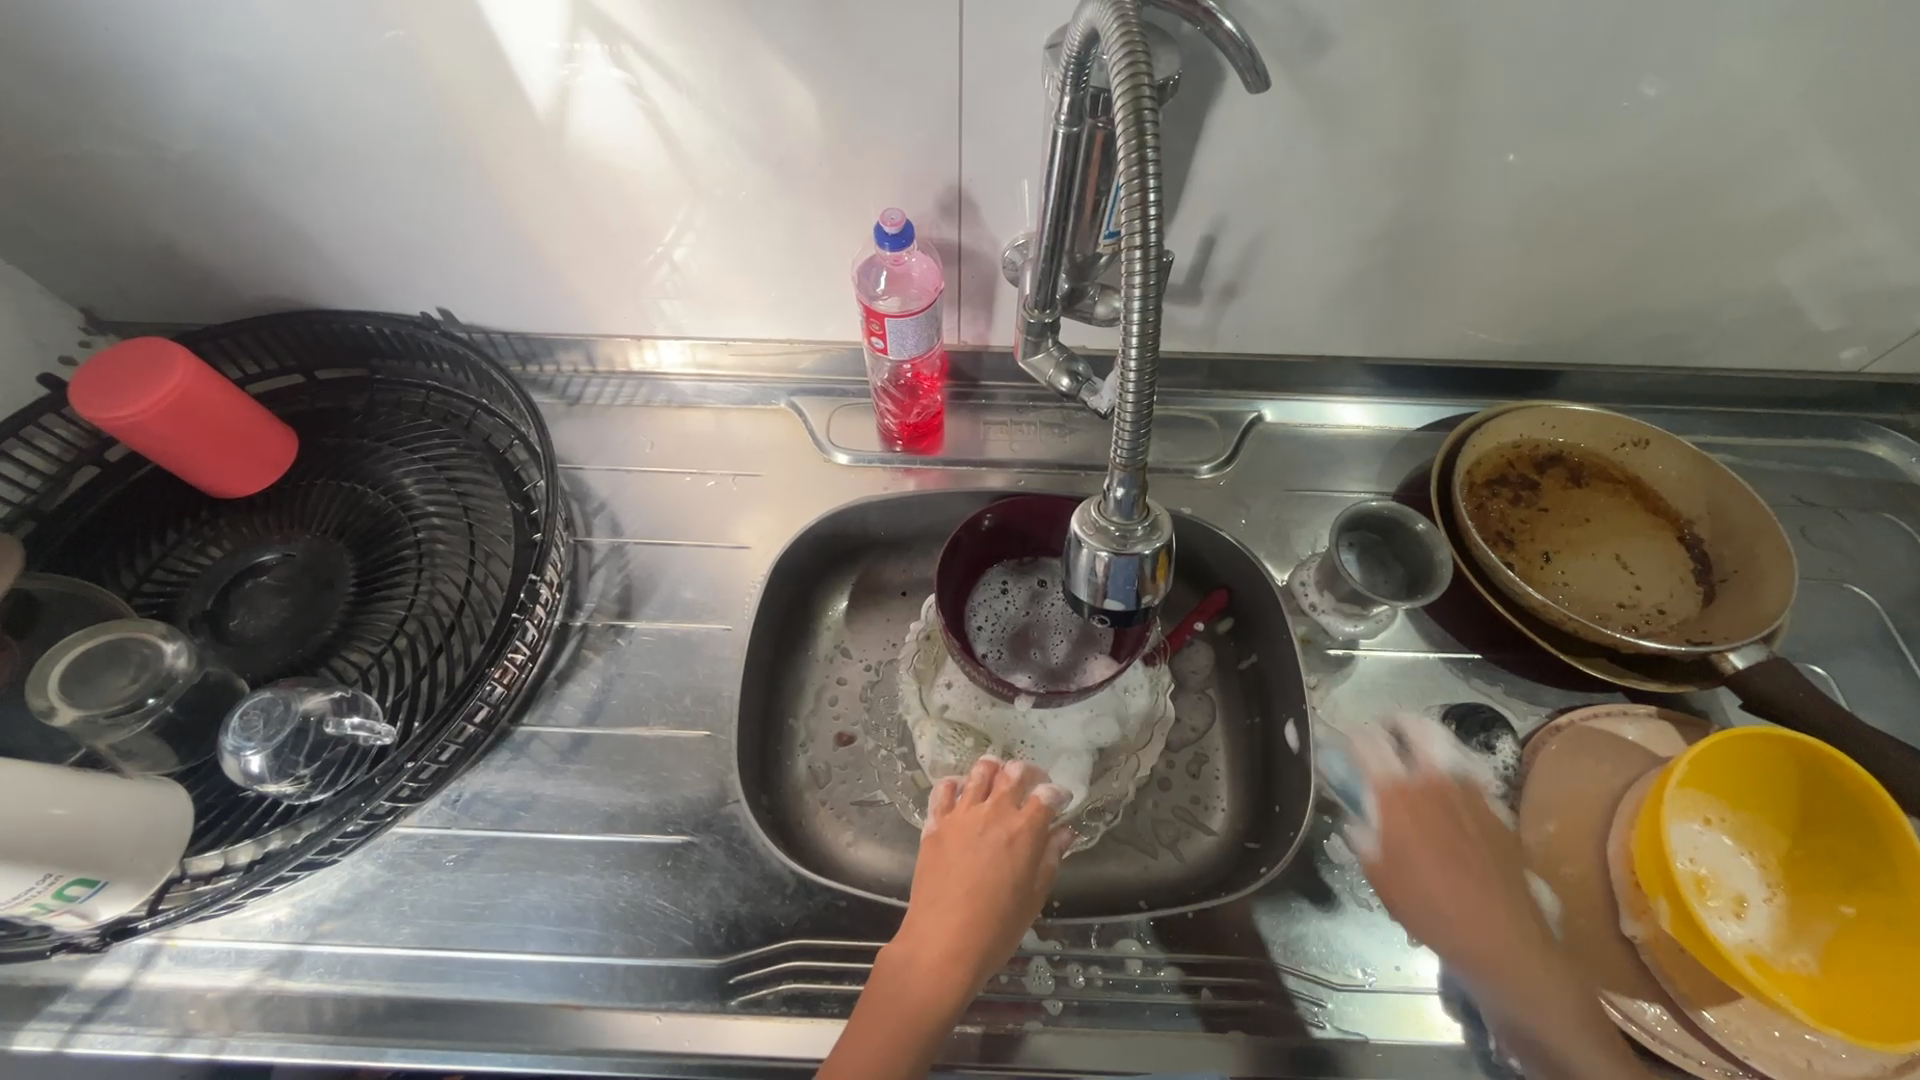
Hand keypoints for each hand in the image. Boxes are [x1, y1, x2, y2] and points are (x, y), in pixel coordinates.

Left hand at [891, 756, 1074, 995]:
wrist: (942, 942)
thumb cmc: (997, 928)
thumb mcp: (1034, 897)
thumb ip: (1050, 858)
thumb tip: (1064, 832)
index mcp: (1025, 830)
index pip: (1047, 794)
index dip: (1058, 793)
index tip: (1061, 800)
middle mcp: (994, 812)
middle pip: (1014, 772)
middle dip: (1029, 772)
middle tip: (1032, 783)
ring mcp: (962, 814)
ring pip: (980, 771)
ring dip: (994, 770)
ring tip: (998, 779)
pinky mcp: (935, 822)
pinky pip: (944, 788)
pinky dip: (956, 784)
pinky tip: (961, 794)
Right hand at [1342, 718, 1551, 989]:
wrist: (1501, 938)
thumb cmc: (1428, 907)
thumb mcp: (1378, 875)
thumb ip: (1363, 837)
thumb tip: (1358, 820)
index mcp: (1397, 794)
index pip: (1369, 742)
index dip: (1353, 734)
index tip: (1345, 739)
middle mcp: (1435, 782)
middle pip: (1418, 728)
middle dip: (1398, 722)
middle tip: (1385, 730)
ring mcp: (1472, 794)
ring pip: (1450, 747)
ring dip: (1429, 743)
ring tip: (1417, 755)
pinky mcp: (1498, 811)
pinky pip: (1471, 776)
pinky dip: (1453, 772)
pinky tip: (1447, 792)